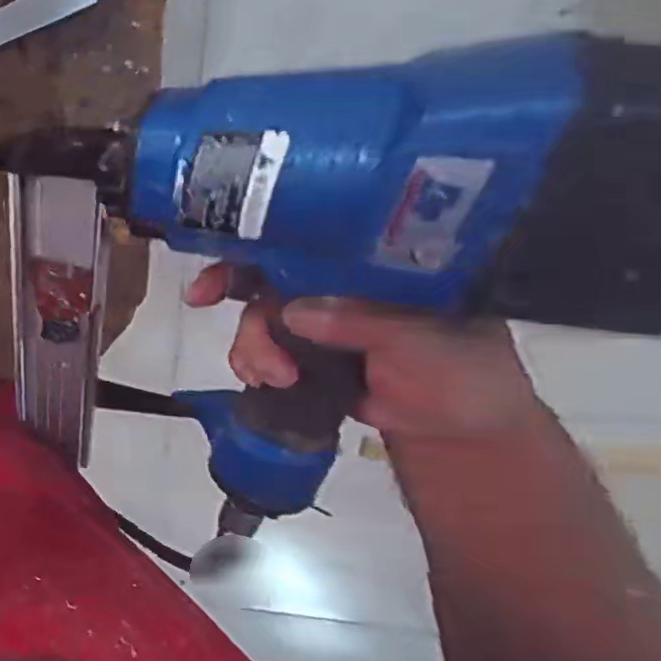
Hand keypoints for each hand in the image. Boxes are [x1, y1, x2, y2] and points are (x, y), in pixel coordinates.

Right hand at [183, 263, 555, 440]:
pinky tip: (262, 380)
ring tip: (275, 376)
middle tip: (200, 298)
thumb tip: (292, 313)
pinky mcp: (300, 355)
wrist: (457, 427)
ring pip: (257, 316)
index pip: (307, 233)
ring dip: (252, 344)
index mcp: (365, 260)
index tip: (228, 245)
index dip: (262, 233)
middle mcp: (331, 281)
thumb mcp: (422, 338)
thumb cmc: (460, 366)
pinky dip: (252, 364)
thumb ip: (362, 322)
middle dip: (225, 279)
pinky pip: (260, 352)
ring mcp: (312, 318)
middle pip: (265, 268)